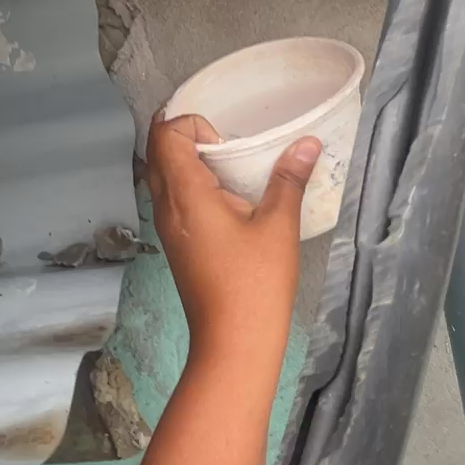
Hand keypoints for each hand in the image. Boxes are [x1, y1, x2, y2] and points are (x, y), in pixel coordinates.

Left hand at [145, 113, 320, 358]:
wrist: (233, 340)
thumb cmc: (255, 283)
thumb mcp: (278, 225)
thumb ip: (289, 179)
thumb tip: (307, 142)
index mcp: (185, 195)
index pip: (165, 136)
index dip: (190, 123)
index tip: (226, 141)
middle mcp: (166, 207)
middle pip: (157, 152)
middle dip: (186, 136)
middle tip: (226, 142)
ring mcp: (167, 228)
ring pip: (162, 177)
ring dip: (187, 161)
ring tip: (229, 168)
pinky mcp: (176, 244)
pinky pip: (172, 199)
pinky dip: (190, 185)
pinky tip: (228, 200)